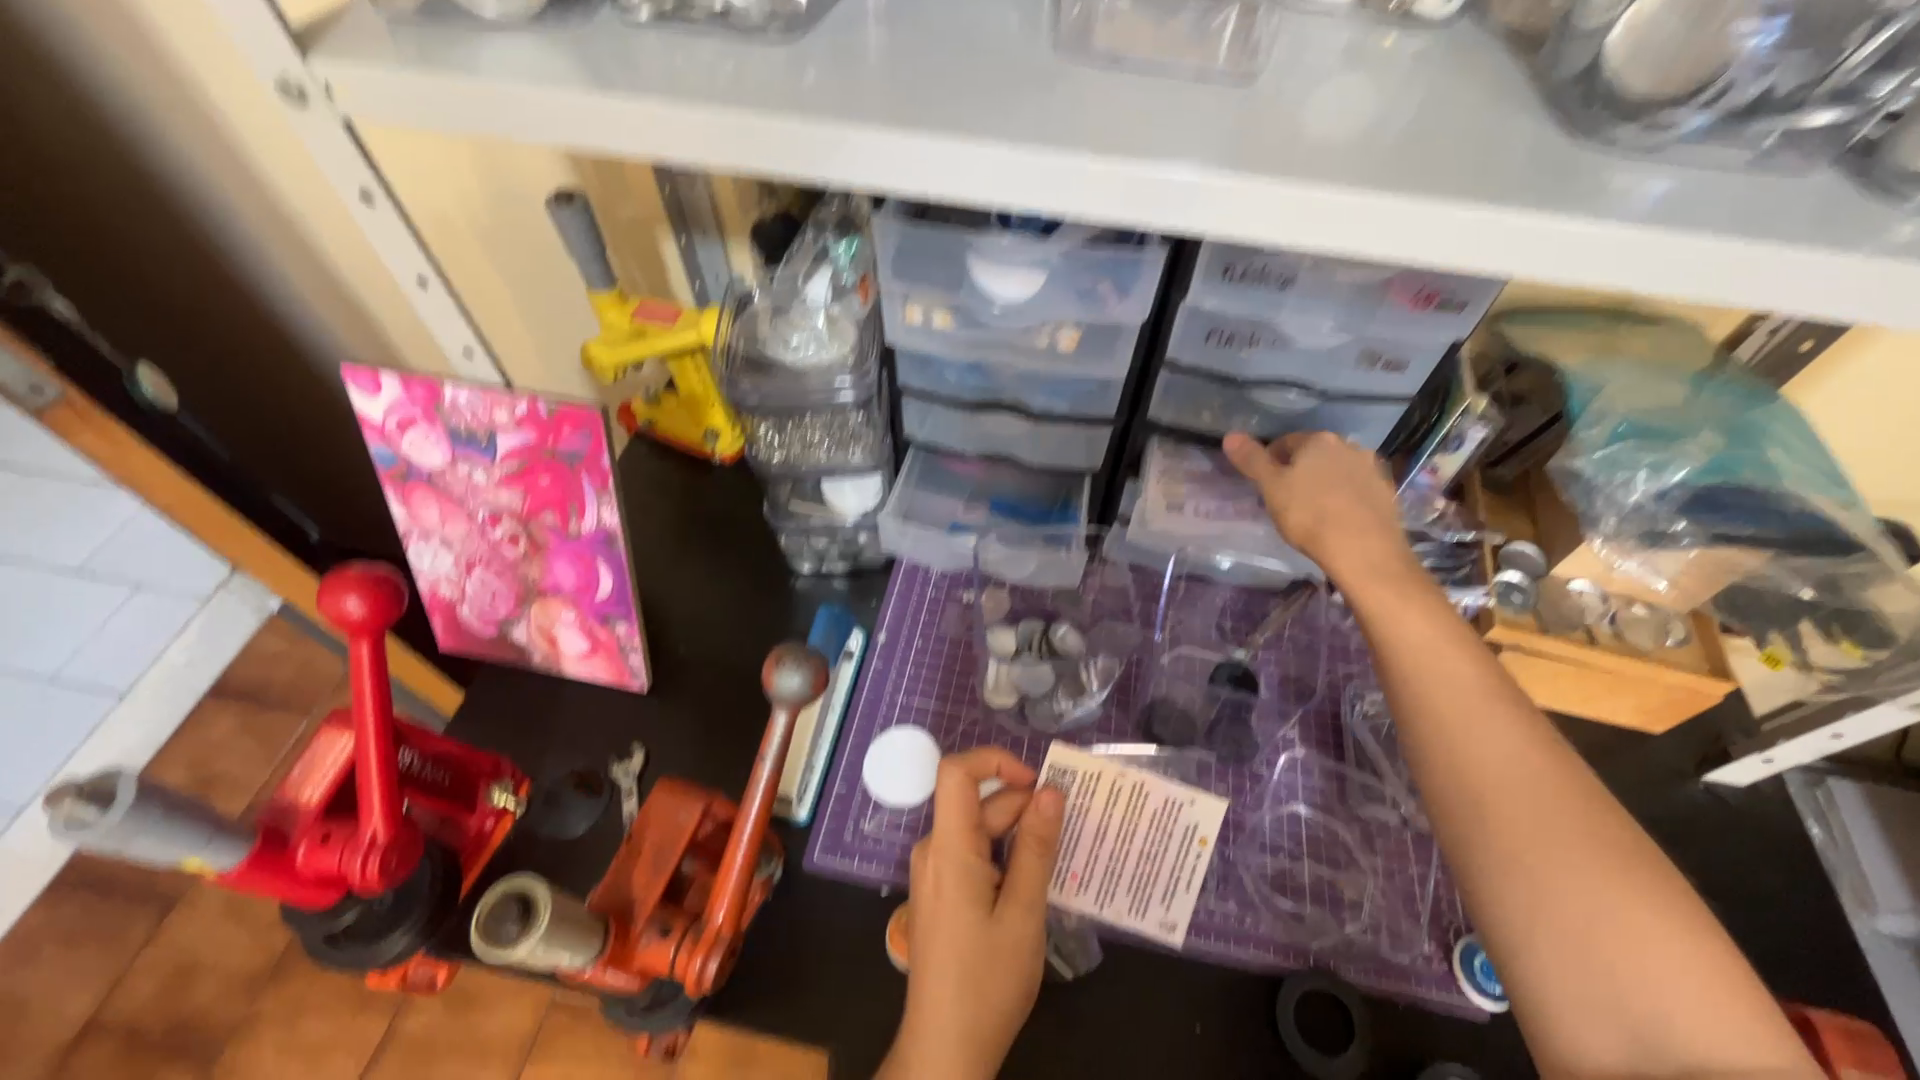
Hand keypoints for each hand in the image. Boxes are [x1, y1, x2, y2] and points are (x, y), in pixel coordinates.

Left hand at [878, 748, 1065, 1079]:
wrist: (946, 1046)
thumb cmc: (987, 982)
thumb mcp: (1024, 914)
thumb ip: (1037, 849)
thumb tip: (1051, 791)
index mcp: (948, 848)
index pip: (956, 772)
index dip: (996, 761)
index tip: (1039, 784)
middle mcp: (934, 851)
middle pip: (977, 804)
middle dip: (1023, 806)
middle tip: (1073, 828)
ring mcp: (935, 874)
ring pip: (979, 831)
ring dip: (1019, 834)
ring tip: (1064, 856)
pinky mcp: (942, 894)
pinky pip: (974, 856)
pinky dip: (1006, 857)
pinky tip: (1038, 882)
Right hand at [1222, 431, 1413, 583]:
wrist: (1364, 549)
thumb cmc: (1309, 515)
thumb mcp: (1271, 488)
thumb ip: (1251, 460)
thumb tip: (1230, 435)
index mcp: (1318, 440)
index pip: (1285, 442)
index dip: (1270, 461)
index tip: (1265, 485)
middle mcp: (1348, 445)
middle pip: (1315, 454)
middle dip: (1300, 470)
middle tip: (1286, 498)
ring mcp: (1372, 468)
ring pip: (1338, 470)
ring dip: (1325, 482)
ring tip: (1313, 510)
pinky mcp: (1386, 492)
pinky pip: (1357, 488)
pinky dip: (1345, 496)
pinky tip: (1338, 518)